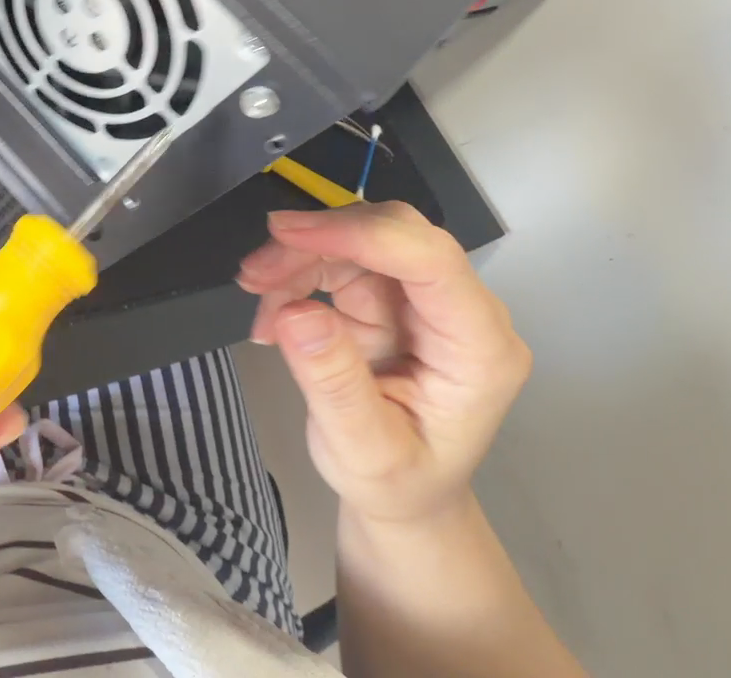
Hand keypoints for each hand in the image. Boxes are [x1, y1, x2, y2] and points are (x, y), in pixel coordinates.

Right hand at [235, 203, 530, 525]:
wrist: (402, 497)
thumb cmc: (396, 482)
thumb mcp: (362, 450)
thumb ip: (333, 384)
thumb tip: (296, 312)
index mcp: (478, 349)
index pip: (433, 262)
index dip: (362, 235)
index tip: (286, 235)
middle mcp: (458, 312)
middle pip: (395, 236)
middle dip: (319, 240)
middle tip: (254, 271)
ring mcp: (422, 302)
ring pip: (359, 240)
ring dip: (298, 255)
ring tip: (252, 290)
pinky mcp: (386, 299)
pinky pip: (338, 260)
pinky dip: (295, 273)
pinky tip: (269, 309)